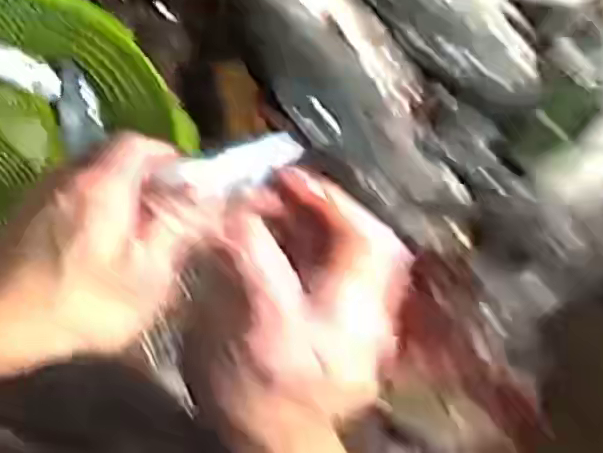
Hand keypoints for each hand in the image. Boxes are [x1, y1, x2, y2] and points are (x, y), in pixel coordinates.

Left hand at [0, 135, 217, 380]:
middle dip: (148, 176)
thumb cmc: (84, 300)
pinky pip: (74, 188)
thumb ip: (175, 225)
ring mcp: (45, 185)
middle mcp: (68, 171)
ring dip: (122, 190)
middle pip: (114, 153)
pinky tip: (105, 239)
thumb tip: (204, 190)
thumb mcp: (147, 273)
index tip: (194, 189)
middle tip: (173, 215)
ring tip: (143, 232)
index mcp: (100, 181)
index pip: (137, 142)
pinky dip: (97, 202)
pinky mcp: (31, 204)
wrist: (3, 311)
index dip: (170, 158)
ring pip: (93, 172)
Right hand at [187, 170, 410, 452]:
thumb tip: (234, 207)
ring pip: (325, 242)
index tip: (280, 174)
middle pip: (351, 237)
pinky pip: (300, 254)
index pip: (368, 243)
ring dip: (289, 210)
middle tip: (259, 178)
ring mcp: (332, 308)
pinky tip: (245, 218)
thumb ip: (253, 261)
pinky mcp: (305, 307)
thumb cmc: (257, 387)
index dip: (330, 201)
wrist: (257, 435)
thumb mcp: (260, 324)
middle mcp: (354, 306)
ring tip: (248, 192)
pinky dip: (275, 227)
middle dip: (308, 199)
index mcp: (355, 315)